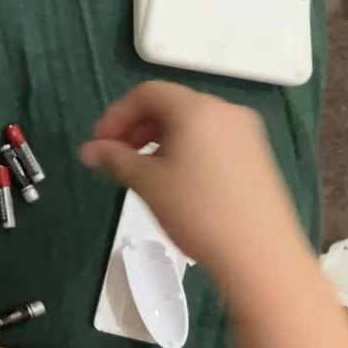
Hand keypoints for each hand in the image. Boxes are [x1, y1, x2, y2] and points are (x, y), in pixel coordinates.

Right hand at [80, 82, 308, 284]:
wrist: (260, 254)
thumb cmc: (197, 211)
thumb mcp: (148, 183)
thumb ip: (114, 159)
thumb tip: (87, 150)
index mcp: (196, 109)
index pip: (147, 93)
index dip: (116, 115)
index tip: (99, 144)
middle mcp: (224, 110)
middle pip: (170, 105)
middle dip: (136, 128)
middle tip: (115, 158)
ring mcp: (245, 133)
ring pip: (191, 124)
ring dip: (158, 140)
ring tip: (142, 173)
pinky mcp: (256, 156)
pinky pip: (210, 139)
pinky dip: (184, 149)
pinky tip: (175, 181)